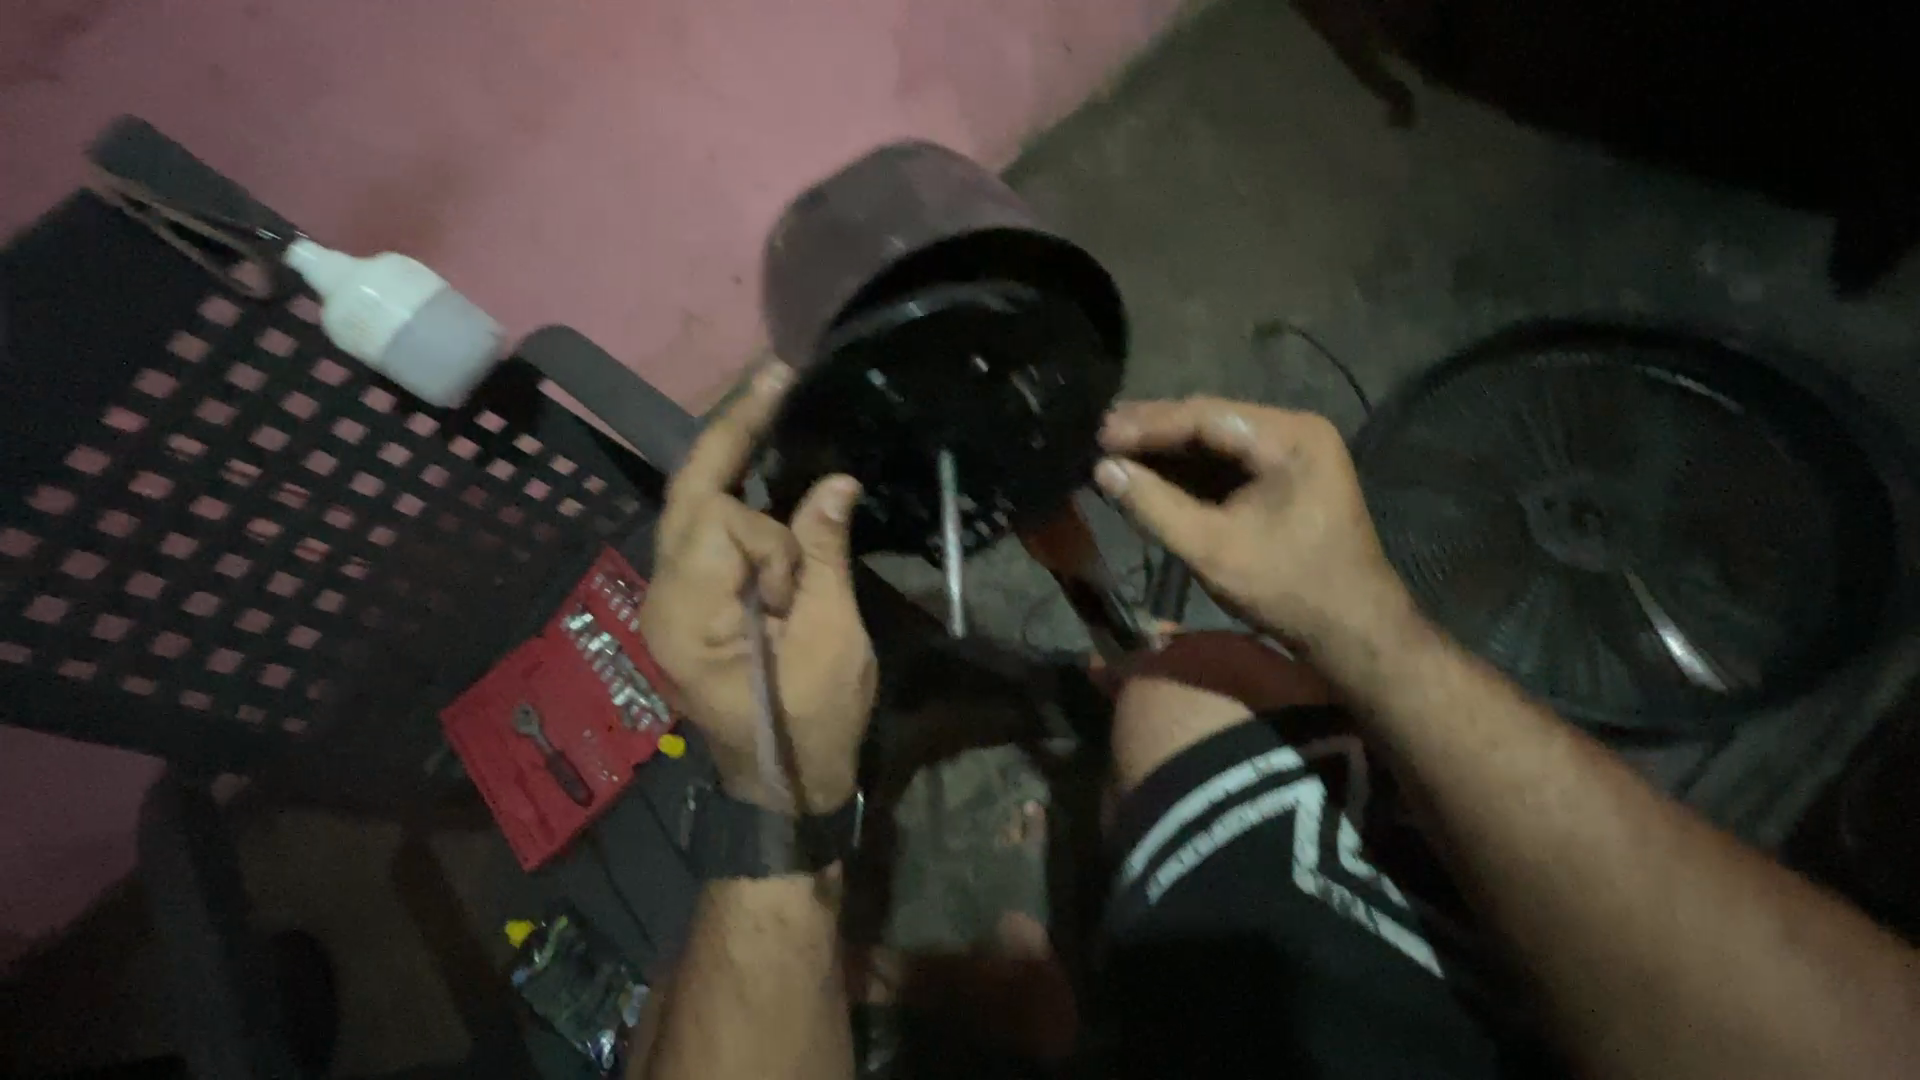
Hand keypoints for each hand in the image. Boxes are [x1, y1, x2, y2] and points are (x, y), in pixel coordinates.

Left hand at [638, 363, 875, 814]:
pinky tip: (765, 462)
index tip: (801, 584)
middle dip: (734, 431)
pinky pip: (708, 529)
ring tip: (777, 409)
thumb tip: (835, 481)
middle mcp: (663, 595)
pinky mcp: (690, 598)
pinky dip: (739, 494)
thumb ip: (824, 555)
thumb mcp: (833, 643)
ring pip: (694, 504)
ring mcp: (670, 595)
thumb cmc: (812, 726)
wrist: (781, 784)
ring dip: (739, 463)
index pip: (715, 522)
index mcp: (688, 615)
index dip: (769, 534)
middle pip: (688, 491)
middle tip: (777, 373)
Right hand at [1093, 397, 1412, 652]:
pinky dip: (1181, 470)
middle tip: (1095, 439)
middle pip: (1207, 421)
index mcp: (1290, 438)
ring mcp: (1286, 453)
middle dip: (1150, 433)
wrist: (1351, 630)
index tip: (1099, 433)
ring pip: (1209, 441)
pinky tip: (1142, 472)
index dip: (1147, 424)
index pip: (1205, 417)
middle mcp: (1291, 432)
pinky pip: (1220, 462)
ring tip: (1108, 452)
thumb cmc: (1288, 589)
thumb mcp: (1213, 549)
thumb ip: (1155, 506)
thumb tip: (1101, 470)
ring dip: (1162, 450)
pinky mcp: (1276, 477)